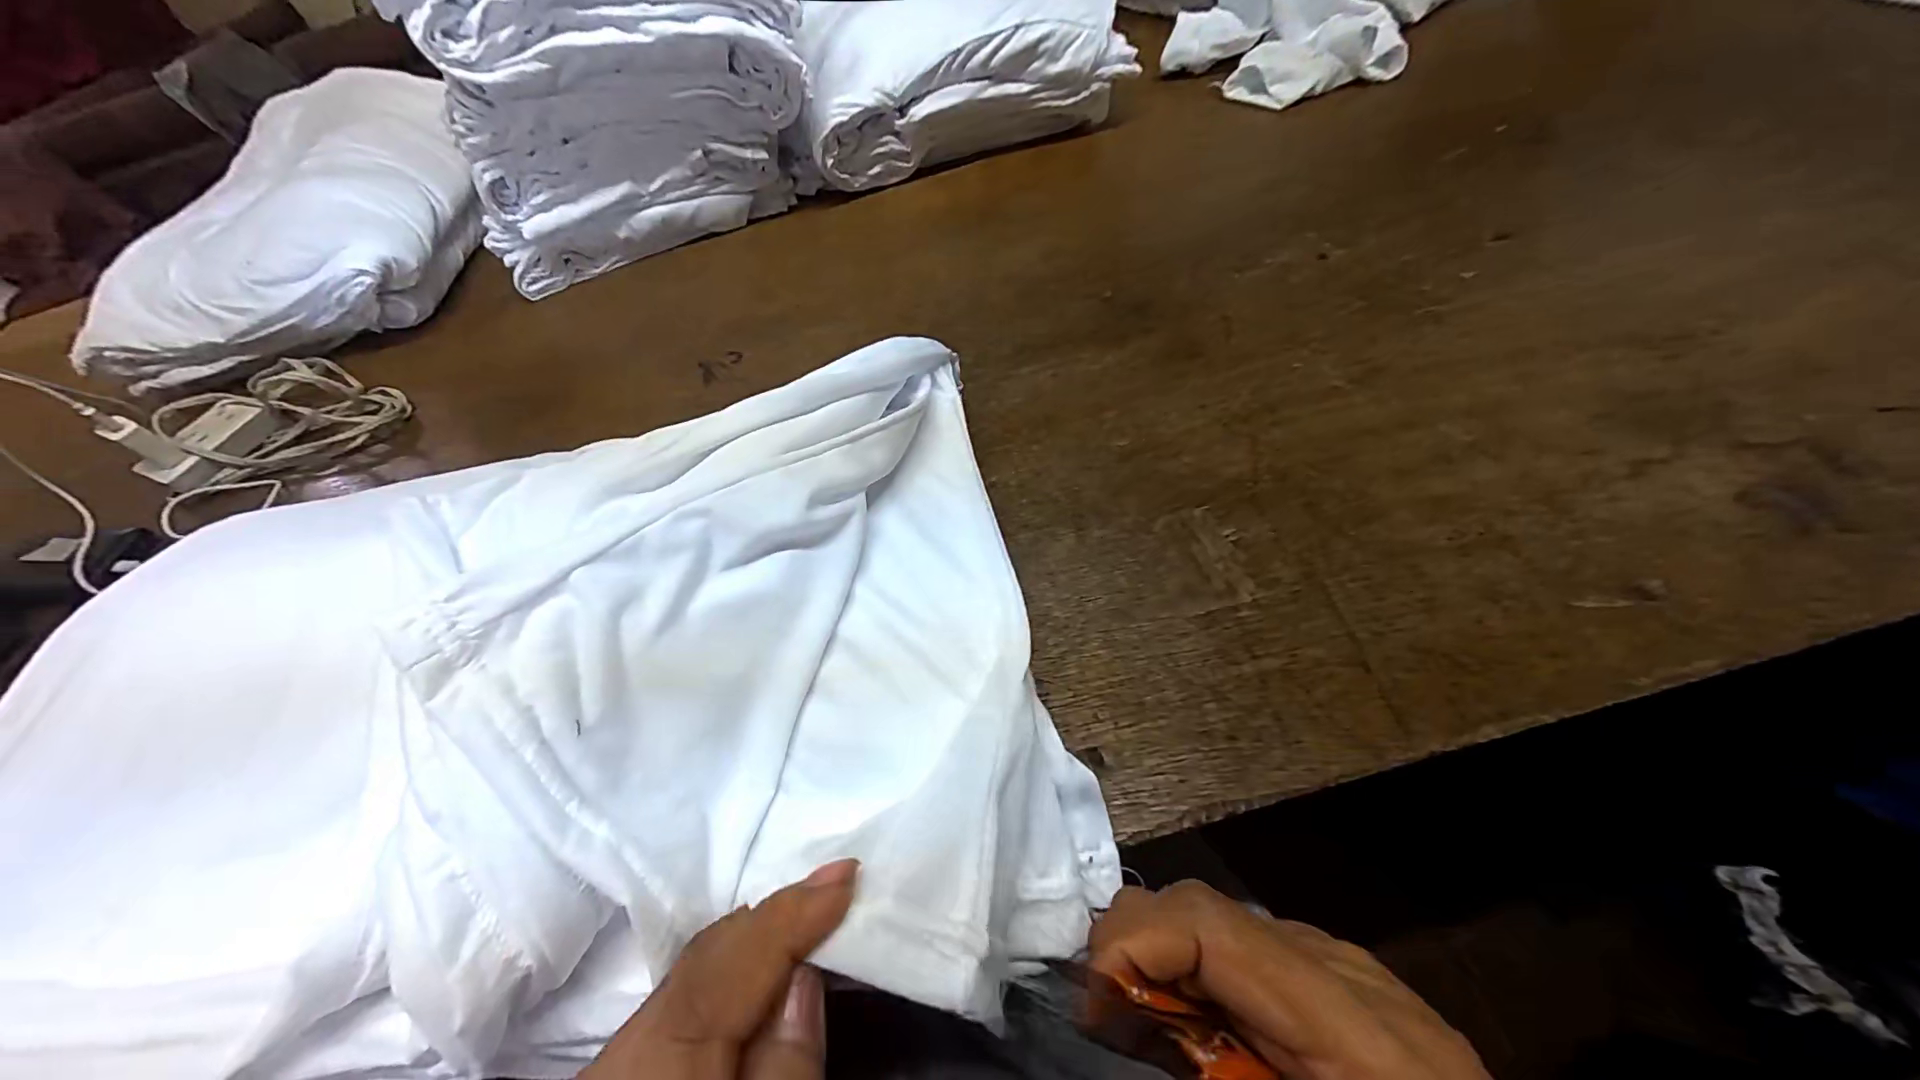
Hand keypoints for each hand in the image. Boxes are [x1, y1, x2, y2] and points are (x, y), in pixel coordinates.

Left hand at [581, 858, 857, 1079]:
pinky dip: (728, 968)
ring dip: (755, 938)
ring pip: (693, 970)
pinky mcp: (622, 1067)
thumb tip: (804, 978)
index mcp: (657, 1057)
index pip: (732, 959)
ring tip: (809, 909)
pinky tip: (758, 962)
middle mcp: (623, 1045)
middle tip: (835, 884)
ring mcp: (614, 1055)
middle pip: (707, 956)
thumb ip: (784, 1066)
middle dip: (775, 915)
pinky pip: (682, 995)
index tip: (847, 871)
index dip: (792, 910)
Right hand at [1089, 882, 1489, 1079]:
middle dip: (1133, 945)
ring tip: (1148, 1026)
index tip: (1094, 1009)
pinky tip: (1208, 1028)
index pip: (1208, 923)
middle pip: (1203, 906)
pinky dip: (1206, 971)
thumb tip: (1125, 1032)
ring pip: (1221, 918)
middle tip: (1107, 1020)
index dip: (1131, 944)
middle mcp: (1344, 971)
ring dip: (1164, 957)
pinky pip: (1254, 949)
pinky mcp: (1351, 983)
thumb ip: (1208, 1072)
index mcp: (1348, 1021)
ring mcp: (1351, 969)